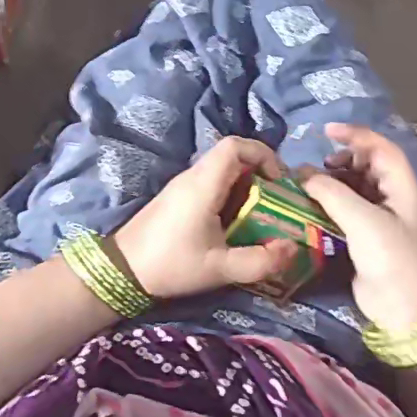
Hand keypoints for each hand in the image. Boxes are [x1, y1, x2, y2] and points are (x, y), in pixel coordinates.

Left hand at [115, 137, 298, 299]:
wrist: (122, 271)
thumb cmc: (172, 264)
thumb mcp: (221, 269)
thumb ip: (261, 261)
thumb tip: (294, 249)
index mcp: (203, 184)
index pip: (235, 145)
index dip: (263, 155)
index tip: (279, 182)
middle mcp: (192, 177)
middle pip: (231, 156)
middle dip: (259, 173)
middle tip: (276, 201)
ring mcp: (181, 187)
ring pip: (220, 171)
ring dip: (244, 186)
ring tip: (260, 216)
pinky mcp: (175, 199)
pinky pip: (209, 184)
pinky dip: (228, 195)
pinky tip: (233, 224)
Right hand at [299, 124, 416, 332]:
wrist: (408, 313)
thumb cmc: (394, 262)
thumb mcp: (365, 222)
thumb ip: (334, 194)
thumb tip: (305, 176)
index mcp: (404, 189)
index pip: (381, 149)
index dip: (356, 136)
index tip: (325, 132)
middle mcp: (396, 200)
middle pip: (369, 166)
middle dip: (342, 160)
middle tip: (316, 167)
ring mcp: (384, 221)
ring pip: (358, 188)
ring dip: (335, 182)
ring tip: (310, 186)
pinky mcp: (370, 241)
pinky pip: (350, 211)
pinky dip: (332, 204)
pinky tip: (314, 208)